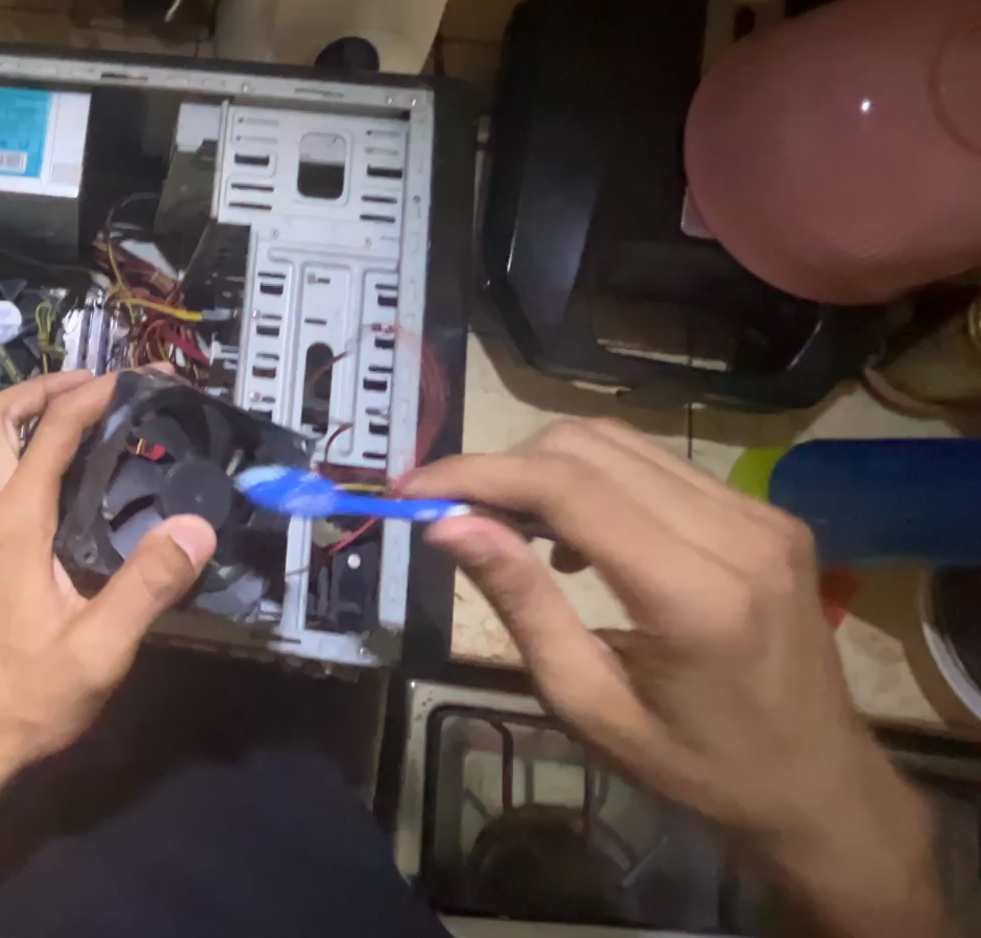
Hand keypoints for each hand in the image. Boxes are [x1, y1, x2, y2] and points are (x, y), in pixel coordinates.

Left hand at [0, 369, 216, 788]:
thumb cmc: (29, 694)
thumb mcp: (98, 649)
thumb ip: (146, 587)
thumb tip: (195, 527)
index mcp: (16, 522)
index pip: (48, 434)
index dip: (88, 397)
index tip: (130, 380)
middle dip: (41, 389)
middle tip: (93, 385)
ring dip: (31, 416)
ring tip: (86, 414)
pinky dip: (28, 450)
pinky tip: (70, 475)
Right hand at [404, 418, 945, 936]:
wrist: (823, 790)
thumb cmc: (691, 763)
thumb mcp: (583, 698)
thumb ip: (519, 600)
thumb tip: (446, 524)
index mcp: (693, 593)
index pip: (564, 487)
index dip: (473, 474)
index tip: (408, 489)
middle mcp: (735, 533)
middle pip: (582, 447)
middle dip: (498, 469)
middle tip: (453, 516)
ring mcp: (757, 515)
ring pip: (610, 442)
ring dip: (535, 469)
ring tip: (504, 524)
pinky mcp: (760, 513)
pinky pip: (644, 462)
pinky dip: (581, 479)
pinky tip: (565, 533)